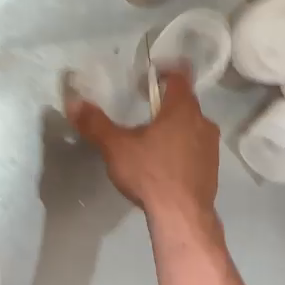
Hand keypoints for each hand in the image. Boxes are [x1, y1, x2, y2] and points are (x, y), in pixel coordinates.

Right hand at [67, 69, 220, 225]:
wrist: (181, 213)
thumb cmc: (150, 174)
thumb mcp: (116, 149)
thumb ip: (95, 125)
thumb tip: (73, 102)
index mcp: (181, 108)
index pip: (179, 75)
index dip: (164, 71)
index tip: (149, 77)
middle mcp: (202, 121)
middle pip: (184, 105)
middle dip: (164, 108)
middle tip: (143, 119)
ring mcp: (210, 146)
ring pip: (191, 129)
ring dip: (174, 132)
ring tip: (152, 148)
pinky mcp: (211, 168)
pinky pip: (195, 152)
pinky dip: (181, 154)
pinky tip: (164, 170)